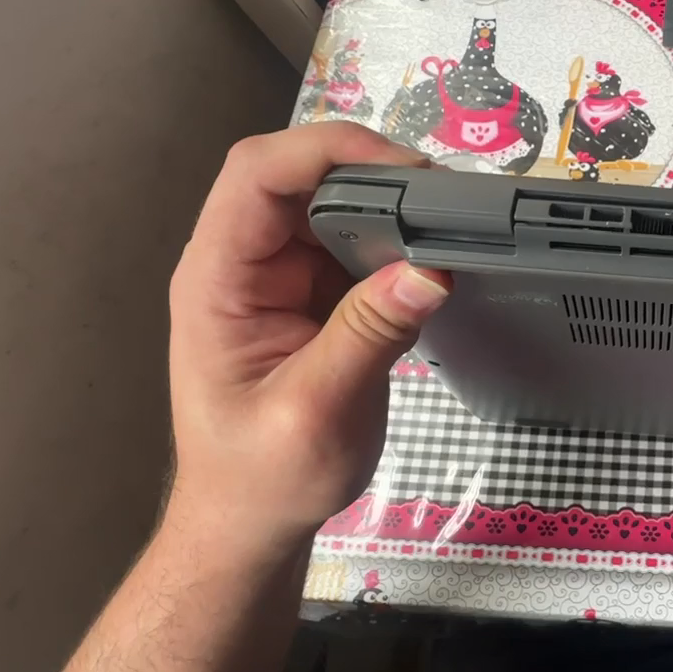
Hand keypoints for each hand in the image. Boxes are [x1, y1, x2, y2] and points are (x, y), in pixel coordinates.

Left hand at [165, 123, 450, 552]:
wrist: (254, 520)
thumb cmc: (264, 476)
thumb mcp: (316, 411)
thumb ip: (369, 336)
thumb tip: (432, 270)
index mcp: (219, 279)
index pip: (259, 175)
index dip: (328, 151)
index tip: (409, 170)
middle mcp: (247, 263)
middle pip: (299, 176)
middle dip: (373, 171)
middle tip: (447, 197)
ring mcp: (284, 277)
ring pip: (335, 205)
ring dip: (393, 204)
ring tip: (453, 222)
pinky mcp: (319, 296)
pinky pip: (360, 244)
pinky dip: (400, 240)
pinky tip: (437, 252)